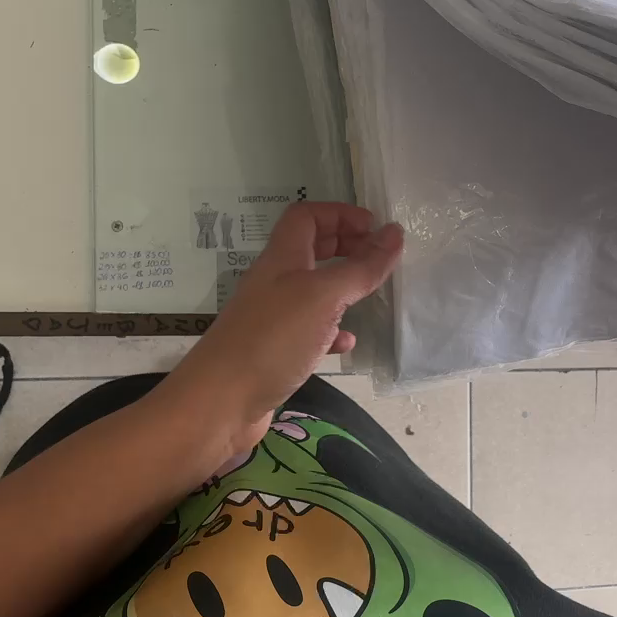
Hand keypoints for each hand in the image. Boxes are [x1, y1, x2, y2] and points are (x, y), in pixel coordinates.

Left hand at [148, 202, 403, 458]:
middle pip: (310, 250)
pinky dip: (330, 332)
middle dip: (345, 247)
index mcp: (282, 259)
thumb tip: (394, 233)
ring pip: (311, 292)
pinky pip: (308, 332)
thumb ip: (360, 268)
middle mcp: (274, 283)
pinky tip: (346, 344)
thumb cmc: (273, 339)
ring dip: (341, 290)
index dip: (340, 214)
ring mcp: (272, 319)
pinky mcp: (274, 353)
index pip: (307, 217)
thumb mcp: (324, 296)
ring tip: (370, 298)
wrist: (221, 402)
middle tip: (378, 259)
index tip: (376, 228)